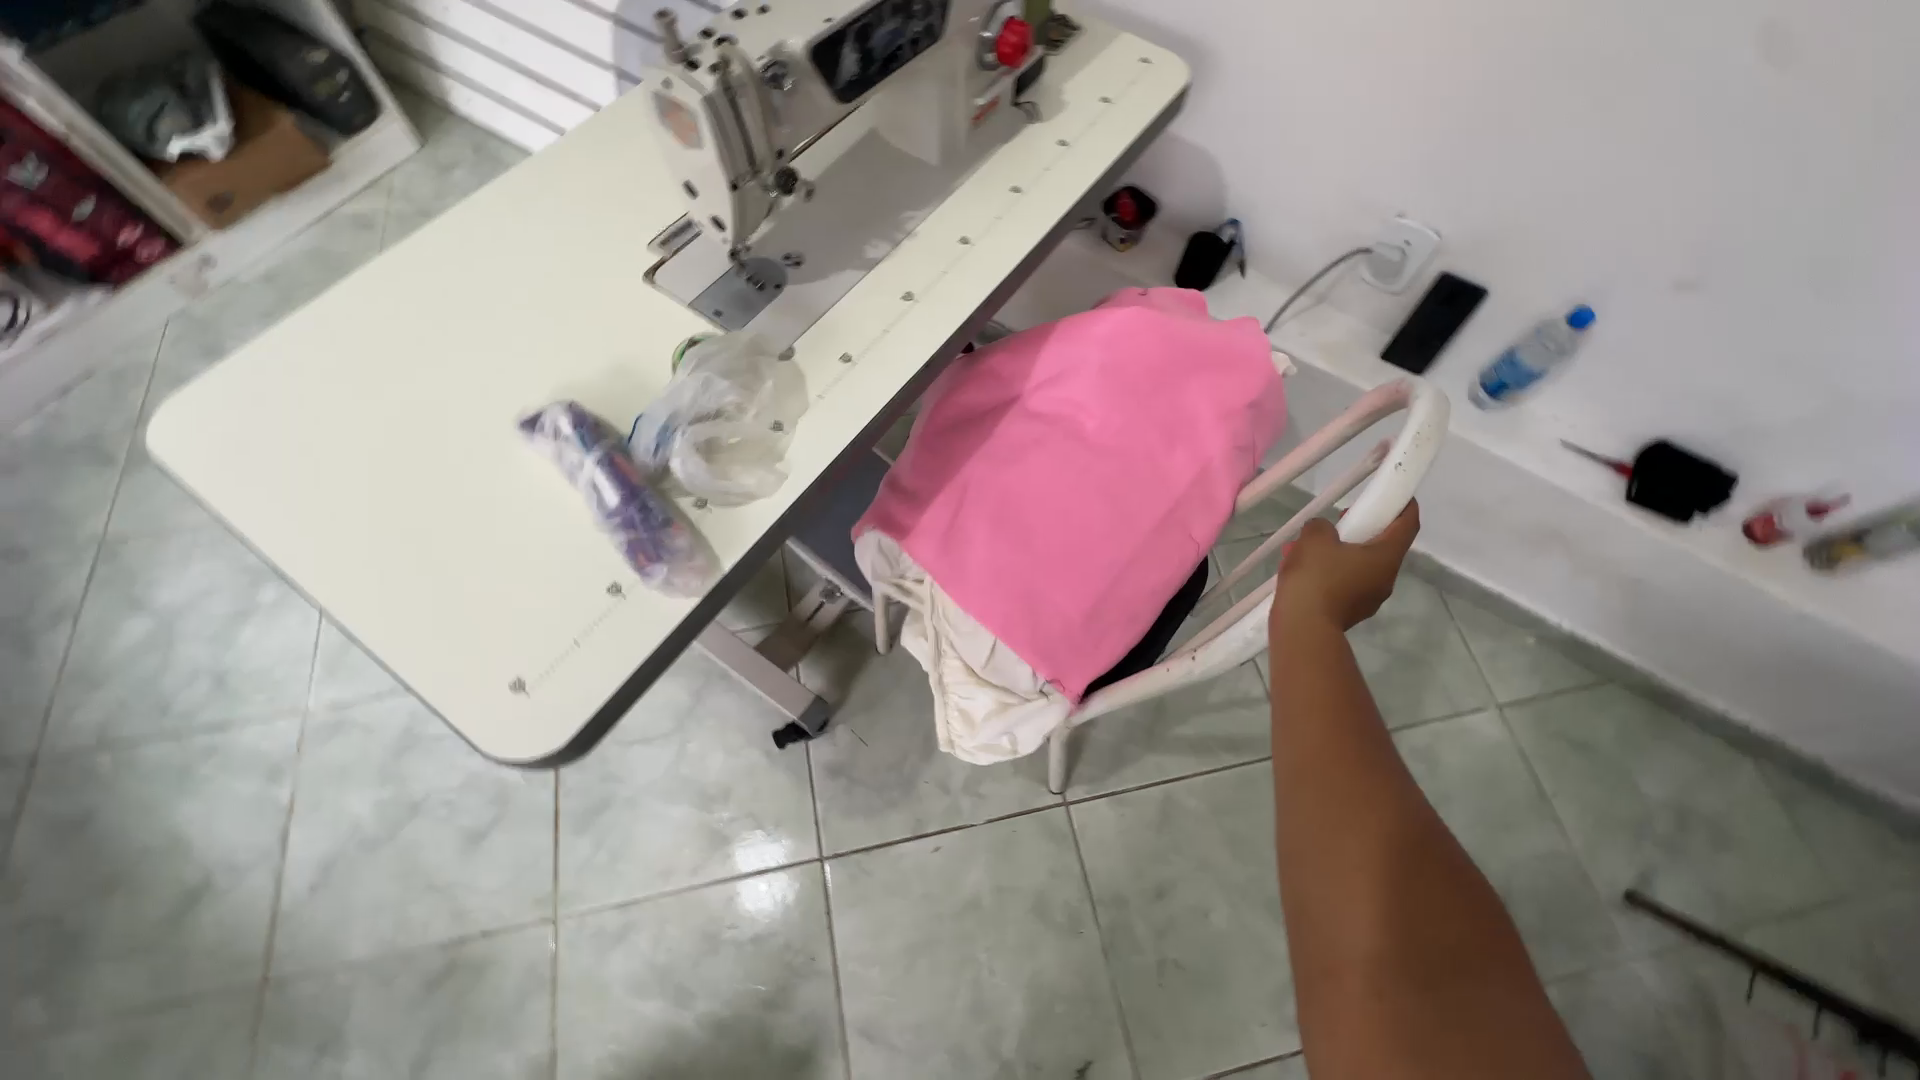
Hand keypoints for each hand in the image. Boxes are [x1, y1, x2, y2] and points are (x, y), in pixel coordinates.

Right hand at [1272, 500, 1419, 631]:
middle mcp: (1385, 578)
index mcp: (1386, 556)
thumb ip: (1321, 526)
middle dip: (1360, 530)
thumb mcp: (1314, 538)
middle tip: (1337, 523)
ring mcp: (1369, 598)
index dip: (1404, 504)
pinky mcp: (1350, 612)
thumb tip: (1323, 531)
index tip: (1392, 493)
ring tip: (1306, 549)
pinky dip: (1328, 573)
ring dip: (1337, 552)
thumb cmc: (1316, 578)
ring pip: (1357, 565)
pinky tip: (1301, 571)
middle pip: (1380, 545)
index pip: (1407, 524)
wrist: (1303, 628)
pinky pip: (1343, 583)